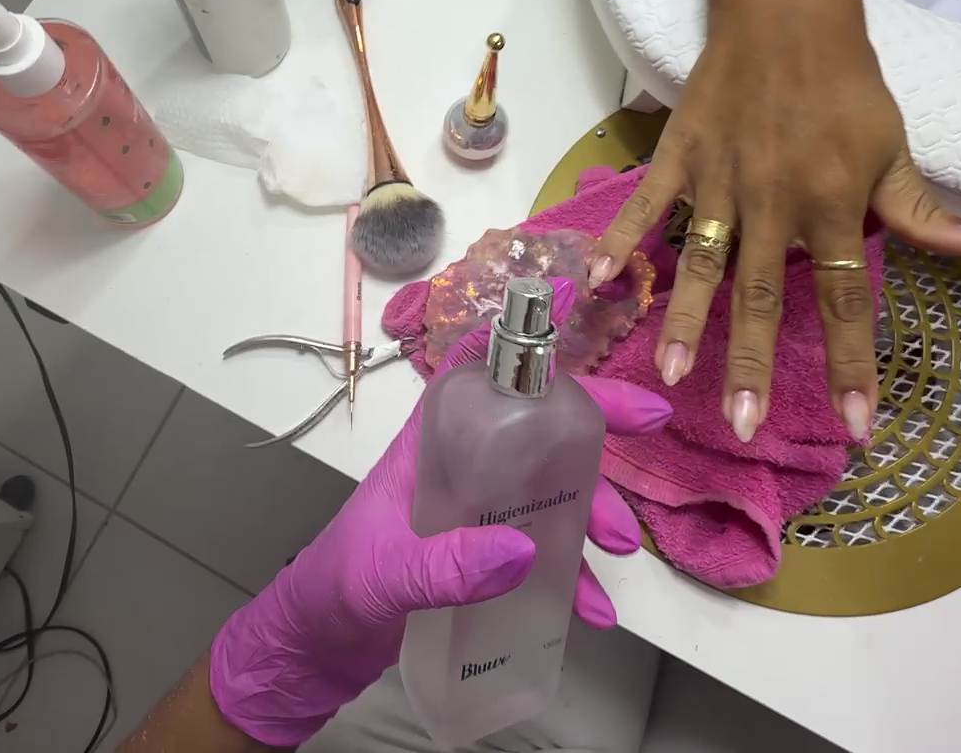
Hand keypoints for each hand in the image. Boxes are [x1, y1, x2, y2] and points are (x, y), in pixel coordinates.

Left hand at [208, 285, 670, 746]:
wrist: (316, 644)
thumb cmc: (335, 589)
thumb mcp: (385, 575)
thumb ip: (444, 566)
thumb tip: (524, 550)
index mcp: (427, 443)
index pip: (479, 375)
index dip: (527, 344)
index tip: (583, 316)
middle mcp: (456, 464)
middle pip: (530, 429)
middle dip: (586, 434)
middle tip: (644, 431)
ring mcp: (471, 508)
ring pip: (543, 488)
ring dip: (586, 509)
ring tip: (615, 549)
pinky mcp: (479, 551)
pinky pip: (537, 549)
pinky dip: (568, 573)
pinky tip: (589, 607)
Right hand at [588, 0, 960, 444]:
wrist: (786, 16)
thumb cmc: (847, 83)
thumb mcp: (896, 144)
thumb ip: (922, 210)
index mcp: (834, 203)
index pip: (844, 298)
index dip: (852, 365)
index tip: (853, 426)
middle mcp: (773, 203)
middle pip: (760, 296)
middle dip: (749, 362)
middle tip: (738, 423)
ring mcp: (717, 183)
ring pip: (700, 263)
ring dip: (682, 318)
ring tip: (665, 372)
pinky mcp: (678, 160)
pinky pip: (645, 206)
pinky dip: (620, 239)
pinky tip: (596, 278)